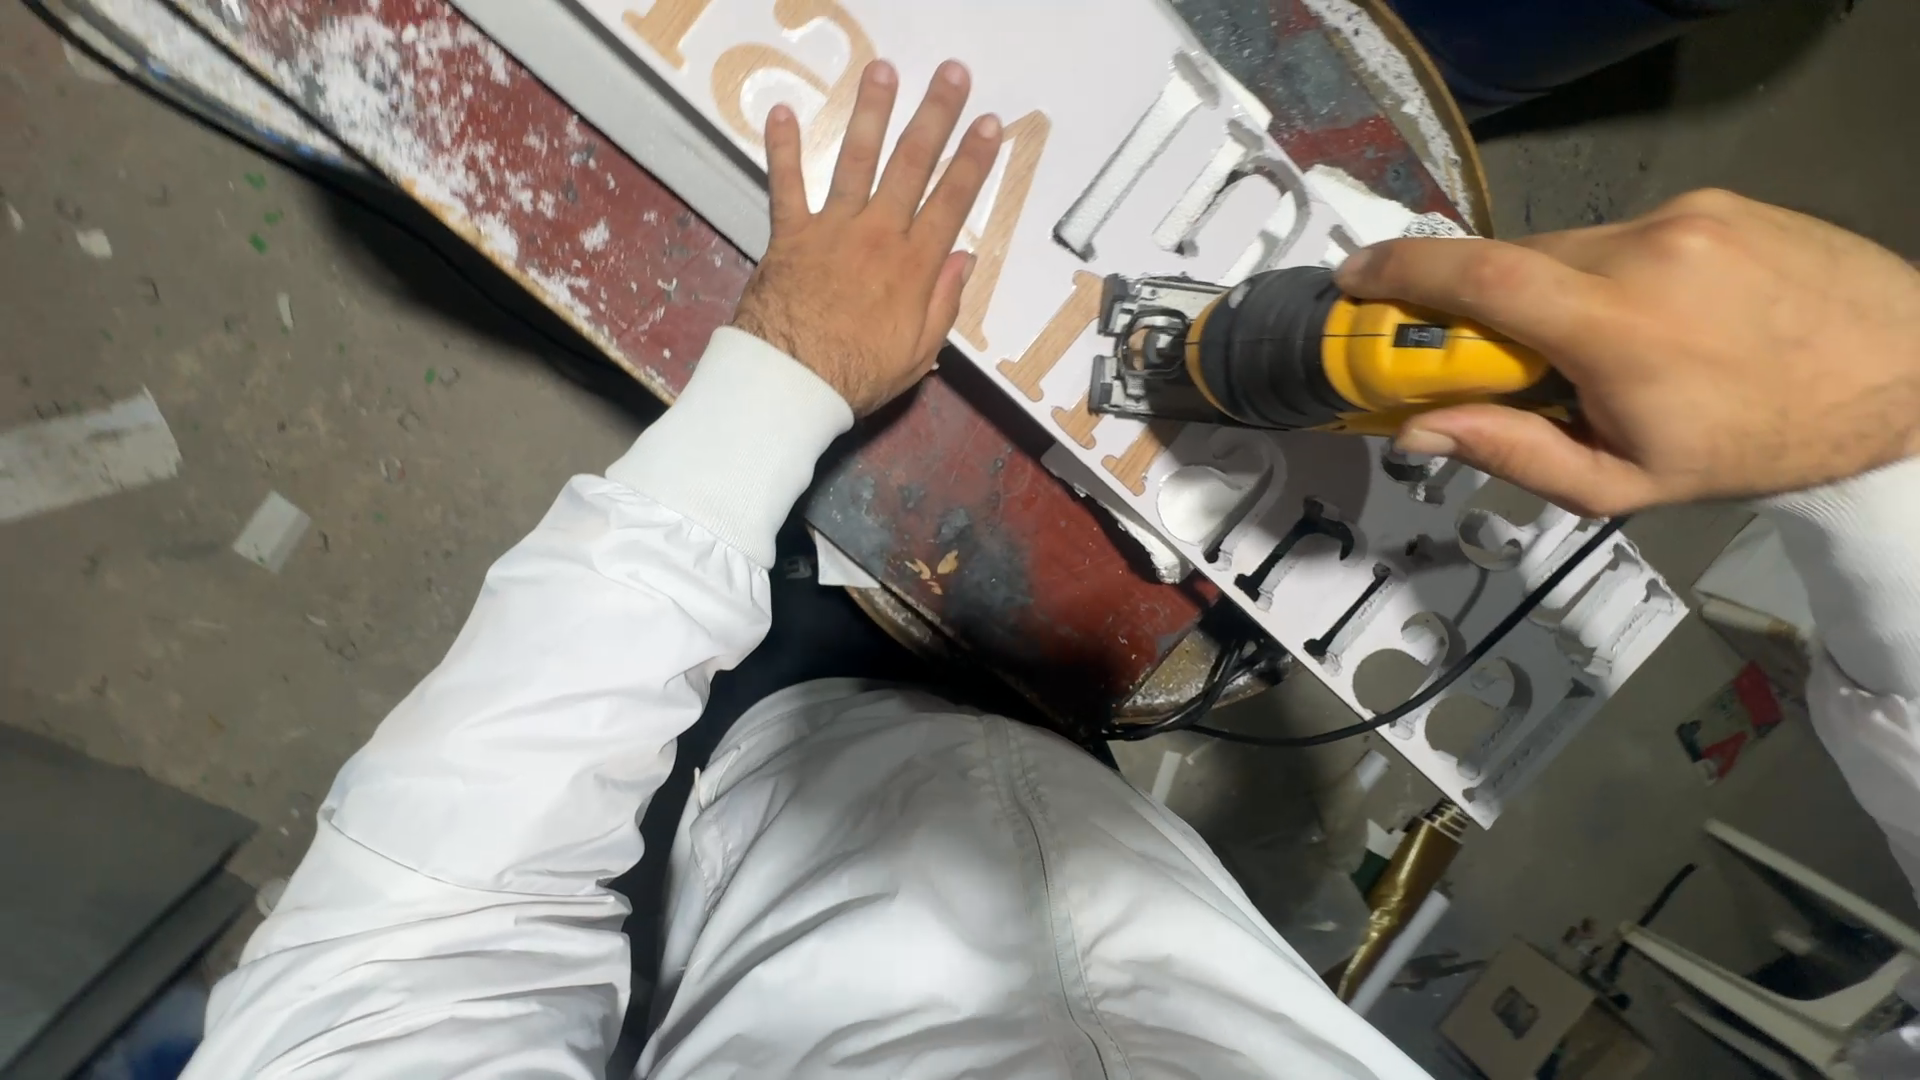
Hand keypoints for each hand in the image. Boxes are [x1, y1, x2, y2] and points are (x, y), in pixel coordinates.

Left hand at [729, 60, 1002, 415]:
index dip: (973, 161)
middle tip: (951, 74)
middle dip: (935, 116)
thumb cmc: (861, 373)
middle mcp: (878, 234)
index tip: (989, 125)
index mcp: (914, 266)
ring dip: (872, 113)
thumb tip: (964, 258)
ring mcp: (833, 228)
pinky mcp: (791, 234)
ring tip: (883, 71)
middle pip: (912, 166)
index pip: (952, 202)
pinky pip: (786, 185)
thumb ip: (944, 303)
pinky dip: (782, 150)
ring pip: (856, 160)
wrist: (796, 381)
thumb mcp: (920, 352)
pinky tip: (781, 111)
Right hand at [1335, 189, 1919, 515]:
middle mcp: (1648, 246)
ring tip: (1567, 347)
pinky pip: (1608, 238)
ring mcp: (1686, 215)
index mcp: (1620, 322)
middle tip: (1474, 357)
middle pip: (1508, 264)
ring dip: (1531, 294)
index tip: (1351, 276)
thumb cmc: (1751, 447)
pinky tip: (1625, 317)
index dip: (1402, 272)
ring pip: (1556, 249)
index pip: (1480, 276)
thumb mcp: (1615, 482)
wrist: (1915, 377)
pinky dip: (1584, 276)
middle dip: (1471, 306)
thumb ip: (1508, 452)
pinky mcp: (1712, 202)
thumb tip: (1415, 430)